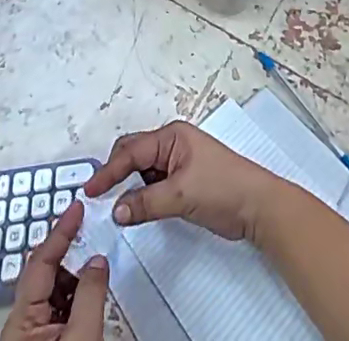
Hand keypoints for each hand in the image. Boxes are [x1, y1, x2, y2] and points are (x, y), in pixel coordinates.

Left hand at [0, 202, 107, 340]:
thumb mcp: (82, 338)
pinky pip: (62, 306)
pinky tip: (93, 285)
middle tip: (90, 224)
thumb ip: (90, 298)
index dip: (61, 232)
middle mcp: (23, 323)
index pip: (41, 262)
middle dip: (69, 247)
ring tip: (98, 254)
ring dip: (77, 270)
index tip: (77, 208)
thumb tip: (97, 261)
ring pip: (56, 289)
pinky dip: (79, 291)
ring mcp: (34, 333)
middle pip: (47, 272)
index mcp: (22, 319)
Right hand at [83, 121, 282, 241]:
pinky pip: (154, 183)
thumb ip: (145, 202)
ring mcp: (179, 161)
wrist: (259, 206)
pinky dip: (142, 193)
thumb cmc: (223, 189)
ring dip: (129, 185)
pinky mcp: (184, 180)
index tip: (89, 190)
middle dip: (116, 172)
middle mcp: (173, 143)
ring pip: (143, 170)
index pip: (131, 151)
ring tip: (114, 204)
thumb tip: (116, 211)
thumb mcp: (181, 196)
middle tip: (97, 196)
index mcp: (172, 136)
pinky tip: (135, 207)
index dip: (109, 171)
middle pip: (134, 154)